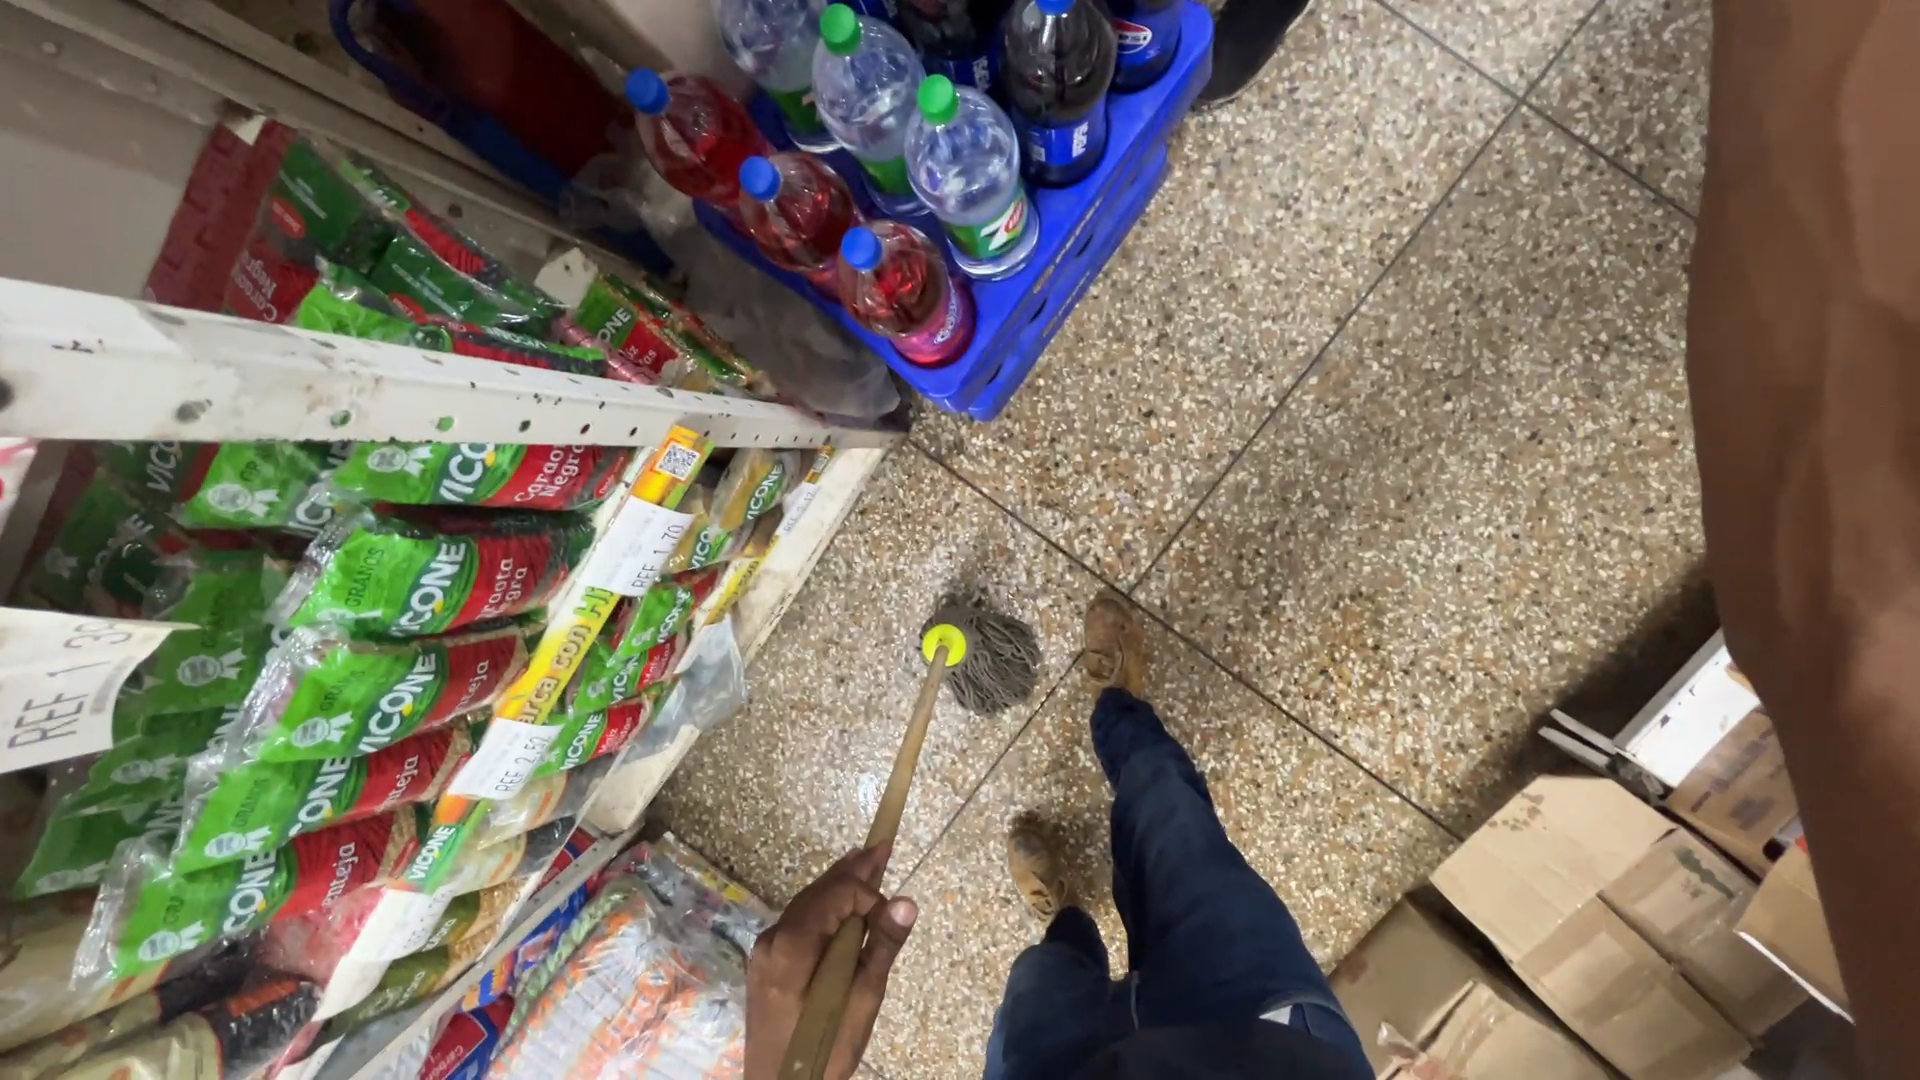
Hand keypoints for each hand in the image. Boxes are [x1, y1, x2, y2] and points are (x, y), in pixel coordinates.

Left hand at [744, 845, 917, 1079]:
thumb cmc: (824, 1051)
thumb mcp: (861, 1002)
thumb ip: (881, 948)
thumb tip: (906, 900)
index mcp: (793, 945)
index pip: (837, 894)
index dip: (867, 893)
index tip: (893, 911)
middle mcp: (773, 938)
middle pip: (819, 892)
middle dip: (852, 871)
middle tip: (882, 846)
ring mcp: (766, 950)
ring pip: (808, 904)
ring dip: (838, 886)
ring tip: (866, 864)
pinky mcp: (767, 964)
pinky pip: (799, 922)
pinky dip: (824, 908)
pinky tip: (841, 906)